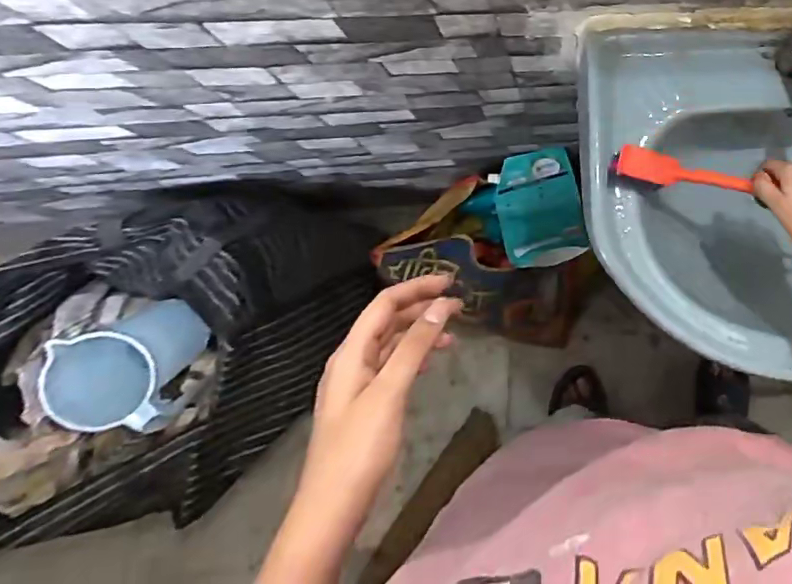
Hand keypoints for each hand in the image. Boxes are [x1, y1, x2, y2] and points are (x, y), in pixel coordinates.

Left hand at [292, 277, 460, 536]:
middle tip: (459, 304)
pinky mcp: (366, 403)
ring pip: (392, 343)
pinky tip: (432, 361)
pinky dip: (415, 354)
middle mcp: (351, 361)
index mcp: (350, 353)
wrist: (331, 509)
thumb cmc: (359, 447)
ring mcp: (357, 384)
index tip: (452, 281)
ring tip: (453, 334)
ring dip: (421, 331)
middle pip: (387, 320)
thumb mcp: (390, 391)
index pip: (384, 304)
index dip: (417, 287)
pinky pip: (392, 364)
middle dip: (422, 307)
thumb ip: (414, 346)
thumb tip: (441, 305)